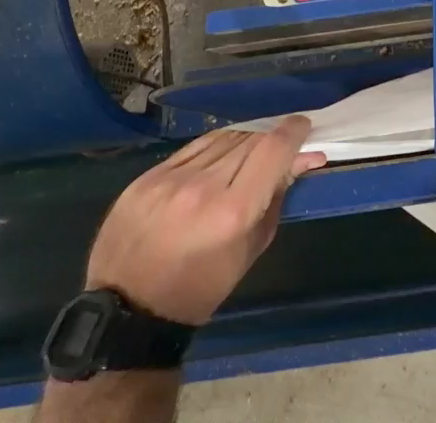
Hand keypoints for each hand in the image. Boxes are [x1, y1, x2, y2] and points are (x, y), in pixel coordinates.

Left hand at [84, 117, 324, 324]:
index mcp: (233, 211)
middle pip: (251, 139)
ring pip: (222, 138)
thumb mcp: (252, 246)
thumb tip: (305, 158)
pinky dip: (215, 147)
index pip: (273, 150)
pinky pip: (193, 148)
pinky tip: (220, 157)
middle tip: (280, 146)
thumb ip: (279, 196)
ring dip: (245, 140)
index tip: (303, 126)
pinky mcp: (146, 178)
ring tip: (250, 153)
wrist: (129, 308)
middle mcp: (202, 187)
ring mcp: (170, 180)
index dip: (294, 132)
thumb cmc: (203, 286)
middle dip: (272, 138)